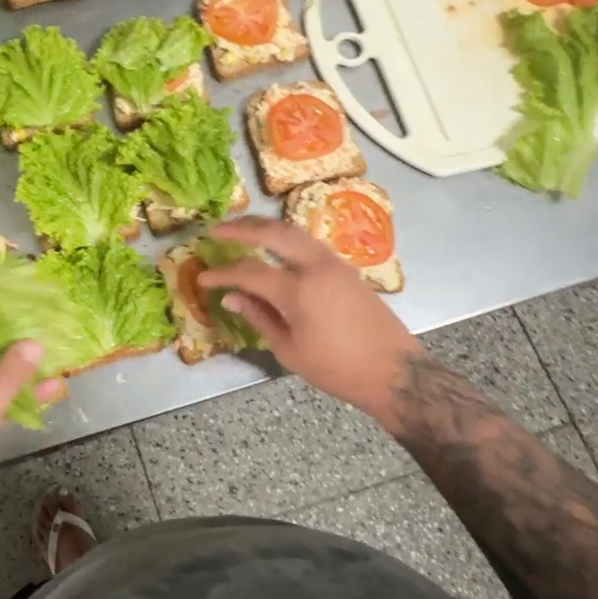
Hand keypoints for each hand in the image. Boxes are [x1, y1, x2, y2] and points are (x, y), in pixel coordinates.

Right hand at [198, 217, 423, 417]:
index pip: (249, 272)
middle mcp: (316, 268)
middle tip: (217, 230)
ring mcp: (334, 264)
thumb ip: (260, 317)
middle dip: (242, 228)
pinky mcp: (346, 269)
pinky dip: (285, 238)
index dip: (223, 274)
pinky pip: (308, 243)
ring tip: (242, 229)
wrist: (394, 371)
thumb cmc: (338, 369)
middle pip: (273, 233)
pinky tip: (274, 245)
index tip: (203, 278)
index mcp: (298, 291)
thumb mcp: (290, 350)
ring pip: (294, 232)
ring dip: (265, 227)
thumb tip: (232, 298)